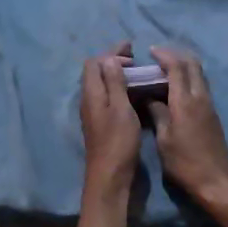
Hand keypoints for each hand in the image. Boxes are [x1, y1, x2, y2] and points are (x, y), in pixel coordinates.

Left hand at [80, 43, 141, 204]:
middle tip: (135, 59)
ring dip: (117, 75)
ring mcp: (95, 113)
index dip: (111, 53)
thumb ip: (115, 83)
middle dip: (114, 61)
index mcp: (92, 94)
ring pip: (103, 85)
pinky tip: (135, 93)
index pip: (94, 63)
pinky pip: (109, 97)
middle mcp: (90, 101)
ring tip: (138, 73)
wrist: (110, 176)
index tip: (132, 51)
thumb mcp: (120, 109)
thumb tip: (110, 58)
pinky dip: (120, 89)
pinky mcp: (102, 123)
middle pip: (96, 72)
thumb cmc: (117, 142)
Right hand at [146, 47, 227, 205]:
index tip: (151, 51)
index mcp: (185, 102)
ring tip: (165, 69)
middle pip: (193, 65)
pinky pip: (200, 86)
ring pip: (199, 74)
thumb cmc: (184, 163)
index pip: (177, 67)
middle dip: (176, 55)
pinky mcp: (212, 114)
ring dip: (184, 66)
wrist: (215, 181)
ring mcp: (209, 105)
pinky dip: (188, 79)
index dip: (164, 55)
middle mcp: (200, 97)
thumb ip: (157, 113)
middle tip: (159, 57)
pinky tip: (175, 88)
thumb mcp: (164, 139)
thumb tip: (150, 97)